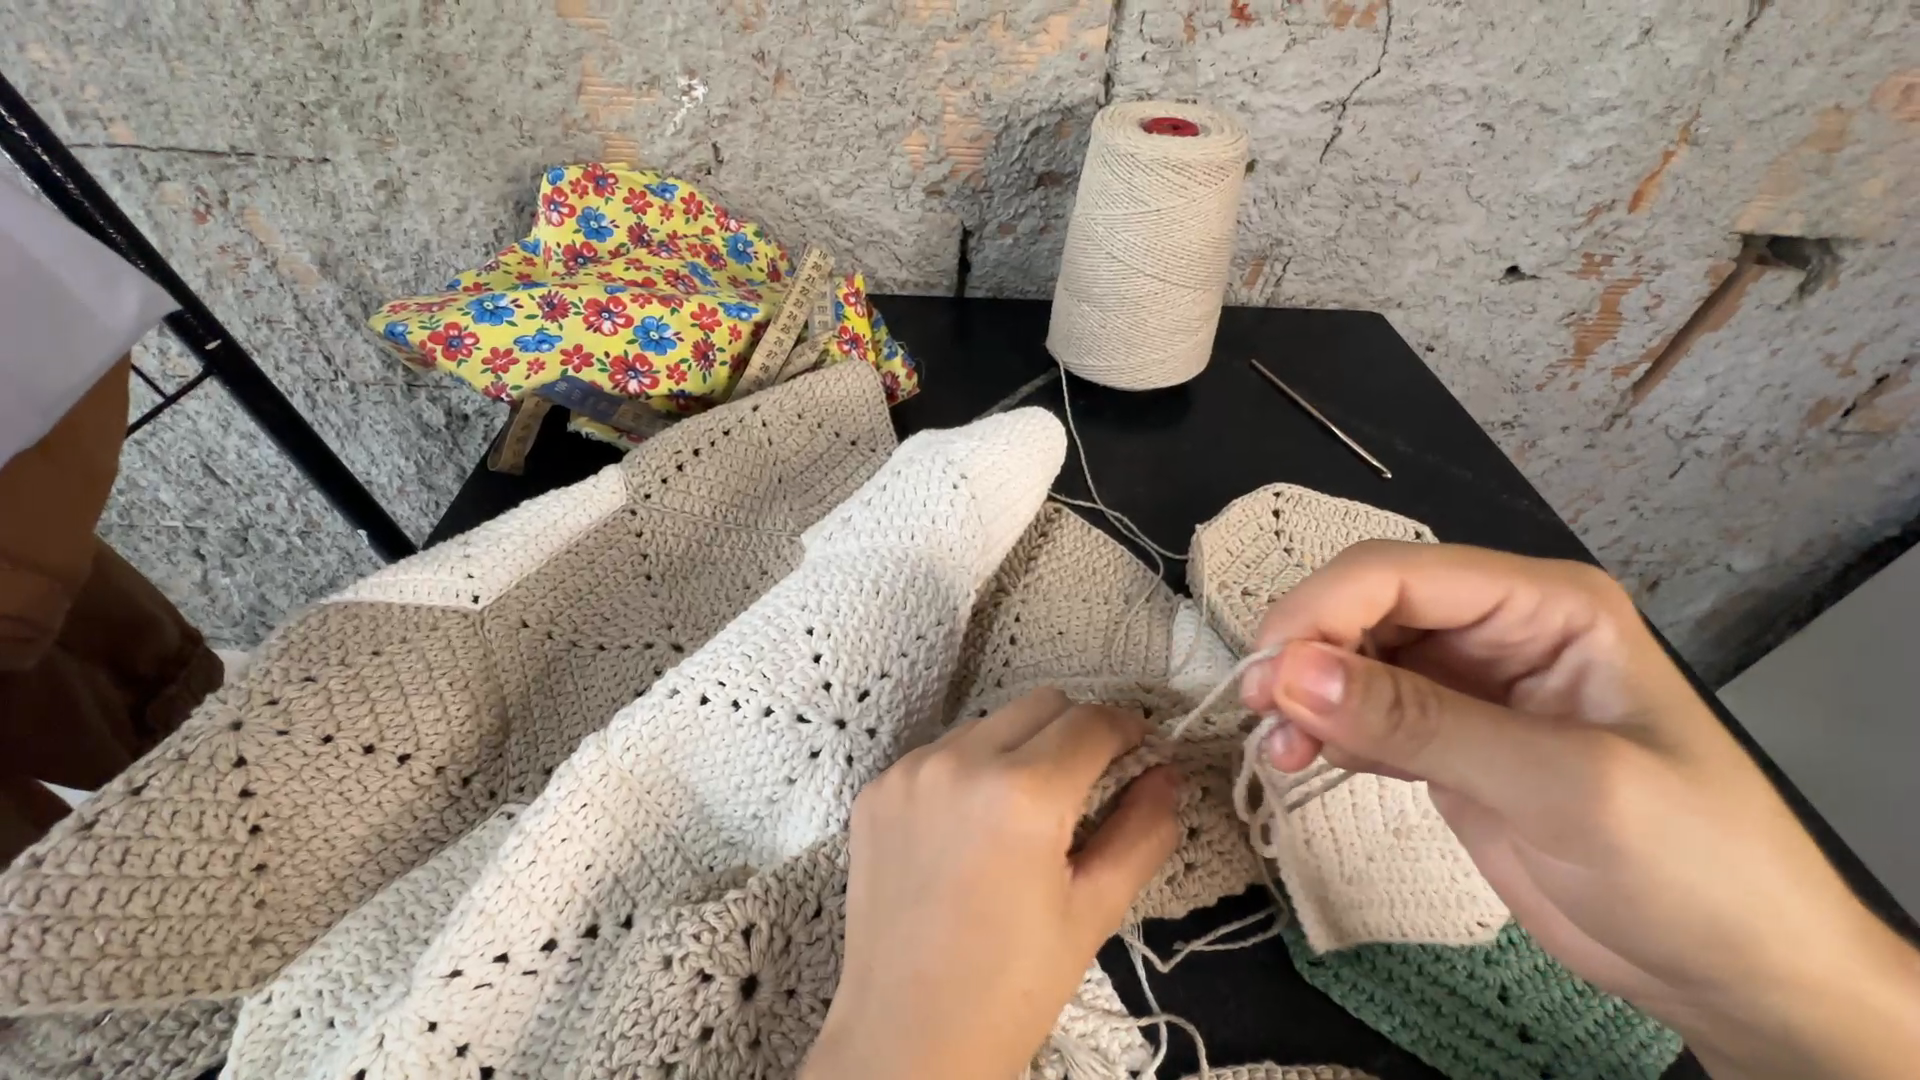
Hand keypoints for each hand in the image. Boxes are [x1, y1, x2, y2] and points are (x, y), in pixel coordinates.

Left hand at [801, 690, 1180, 1079]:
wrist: (906, 1039)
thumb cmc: (1011, 987)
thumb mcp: (1094, 911)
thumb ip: (1142, 830)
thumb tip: (1167, 775)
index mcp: (1023, 794)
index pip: (1093, 721)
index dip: (1129, 730)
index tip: (1140, 751)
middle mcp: (960, 763)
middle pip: (1042, 704)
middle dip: (1077, 732)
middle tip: (1088, 784)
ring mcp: (909, 772)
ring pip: (990, 723)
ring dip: (1020, 749)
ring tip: (1022, 816)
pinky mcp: (877, 789)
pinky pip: (941, 753)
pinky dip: (968, 772)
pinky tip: (968, 831)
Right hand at [1239, 541, 1919, 1079]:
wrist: (1738, 976)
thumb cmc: (1693, 868)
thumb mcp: (1561, 787)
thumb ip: (1419, 722)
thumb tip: (1288, 674)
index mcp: (1541, 605)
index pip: (1397, 574)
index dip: (1320, 611)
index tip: (1265, 678)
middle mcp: (1494, 629)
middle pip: (1363, 609)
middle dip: (1304, 655)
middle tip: (1260, 716)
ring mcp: (1464, 684)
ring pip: (1349, 660)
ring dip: (1304, 697)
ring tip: (1279, 751)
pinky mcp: (1441, 738)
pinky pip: (1360, 713)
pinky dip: (1322, 731)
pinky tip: (1303, 759)